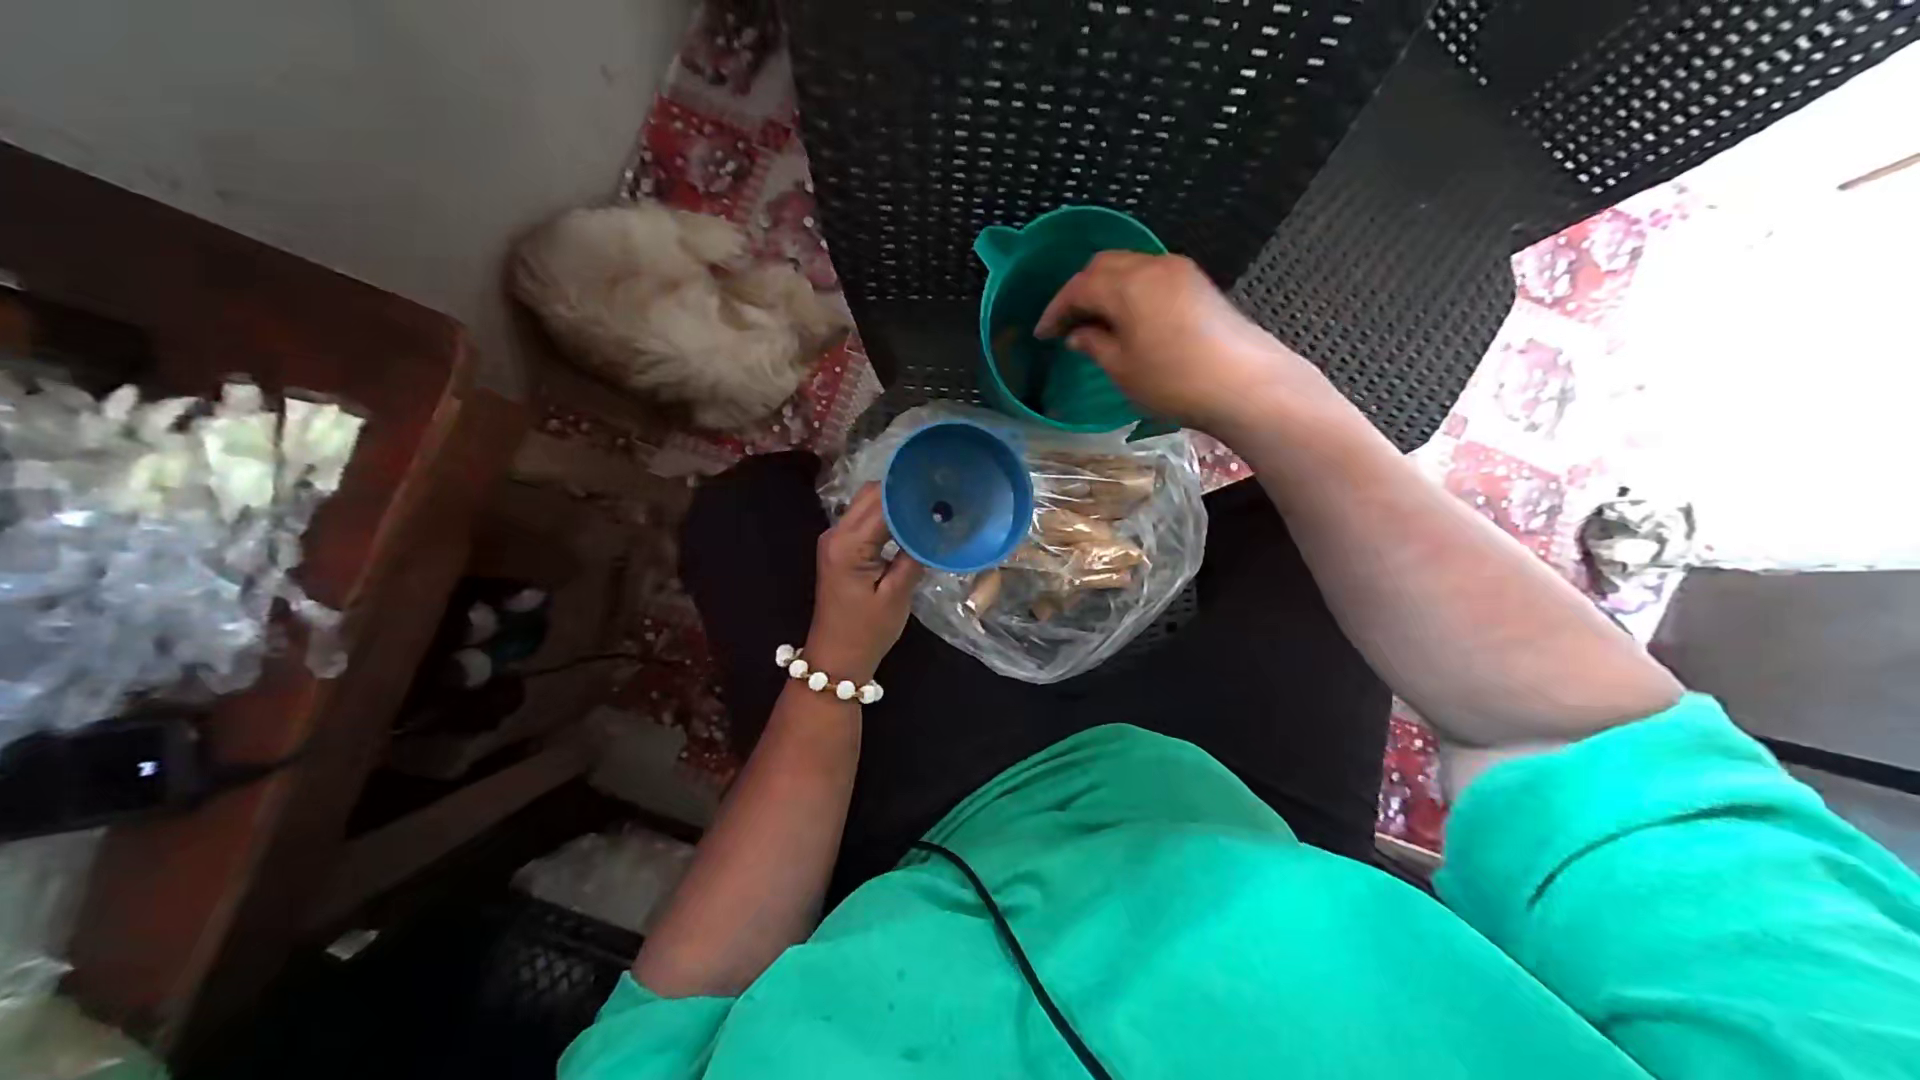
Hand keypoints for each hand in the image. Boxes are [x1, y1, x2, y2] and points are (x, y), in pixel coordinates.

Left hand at [804, 484, 922, 685]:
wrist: (837, 658)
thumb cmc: (867, 632)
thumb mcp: (897, 596)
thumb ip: (914, 556)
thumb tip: (934, 526)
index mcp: (849, 545)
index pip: (883, 503)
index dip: (912, 493)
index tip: (943, 486)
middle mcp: (836, 533)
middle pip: (871, 494)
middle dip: (904, 490)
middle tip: (940, 492)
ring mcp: (835, 539)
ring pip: (866, 502)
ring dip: (895, 501)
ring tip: (929, 504)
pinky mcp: (840, 547)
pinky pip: (864, 518)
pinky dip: (886, 514)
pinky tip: (910, 521)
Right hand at [1034, 252, 1332, 432]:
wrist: (1244, 383)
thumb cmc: (1173, 380)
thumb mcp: (1122, 369)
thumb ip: (1094, 344)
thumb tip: (1078, 333)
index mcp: (1126, 285)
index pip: (1078, 287)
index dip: (1056, 310)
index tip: (1042, 334)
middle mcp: (1151, 266)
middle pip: (1103, 266)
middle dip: (1079, 291)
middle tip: (1067, 322)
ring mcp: (1179, 271)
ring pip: (1129, 267)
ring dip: (1106, 289)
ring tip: (1096, 321)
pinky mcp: (1198, 284)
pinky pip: (1151, 276)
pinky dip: (1131, 291)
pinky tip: (1129, 318)